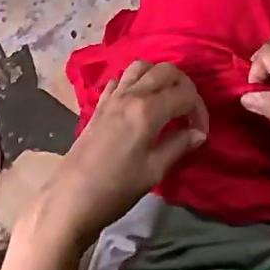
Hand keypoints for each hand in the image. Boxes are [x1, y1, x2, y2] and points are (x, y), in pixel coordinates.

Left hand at [29, 60, 207, 243]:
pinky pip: (120, 80)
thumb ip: (178, 146)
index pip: (185, 94)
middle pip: (166, 70)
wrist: (69, 202)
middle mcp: (131, 95)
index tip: (200, 132)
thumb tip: (198, 133)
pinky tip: (138, 102)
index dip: (199, 110)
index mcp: (148, 110)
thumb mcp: (153, 171)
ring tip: (166, 99)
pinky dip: (135, 82)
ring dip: (159, 76)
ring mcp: (112, 98)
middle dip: (184, 86)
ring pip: (142, 67)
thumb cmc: (115, 190)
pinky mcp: (99, 106)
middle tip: (188, 111)